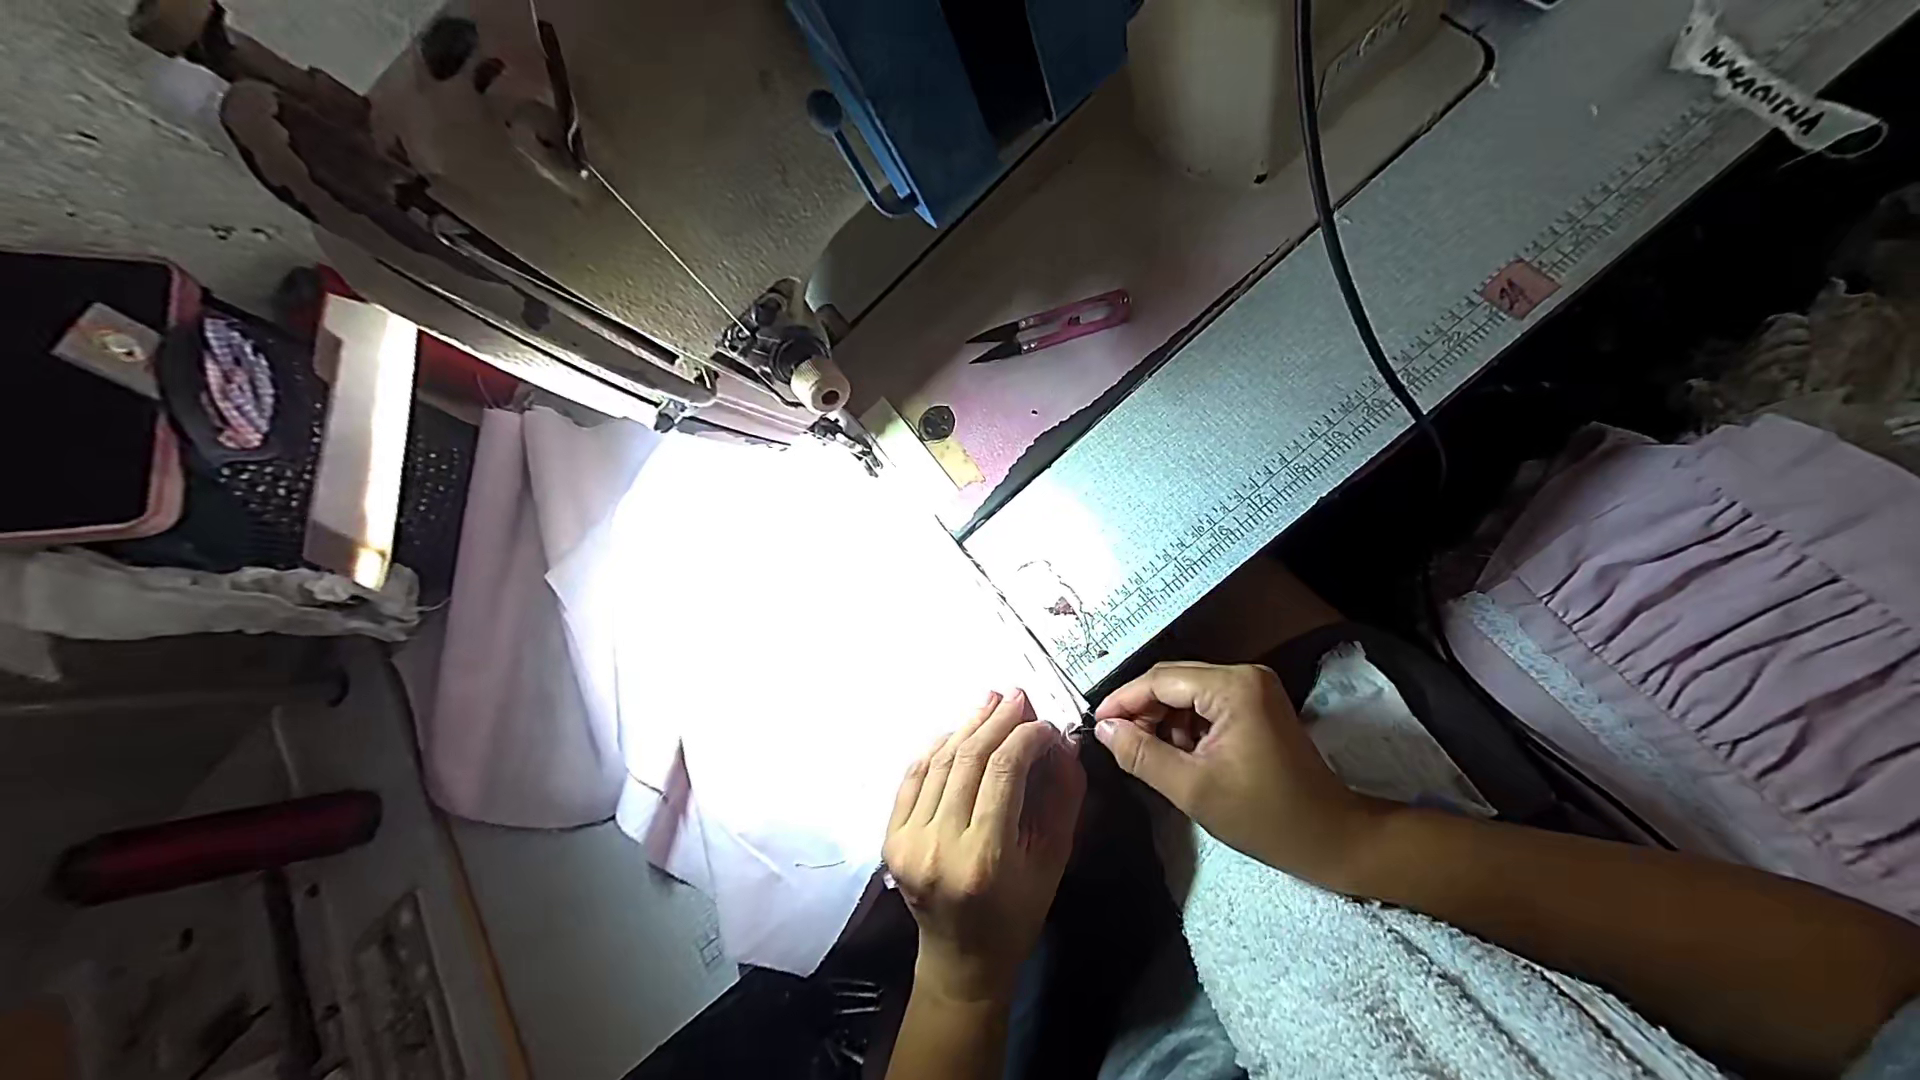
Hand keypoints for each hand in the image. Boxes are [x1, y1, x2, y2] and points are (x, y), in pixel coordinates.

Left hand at [884, 690, 1085, 1004]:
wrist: (961, 959)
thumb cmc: (1016, 914)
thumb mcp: (1053, 861)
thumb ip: (1061, 799)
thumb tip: (1063, 743)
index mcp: (983, 858)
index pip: (1003, 772)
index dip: (1026, 737)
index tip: (1045, 725)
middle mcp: (937, 846)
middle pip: (968, 760)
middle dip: (997, 721)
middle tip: (1017, 696)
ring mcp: (907, 840)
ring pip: (940, 762)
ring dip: (968, 726)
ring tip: (991, 702)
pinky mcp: (891, 837)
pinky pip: (914, 777)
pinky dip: (936, 748)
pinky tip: (957, 730)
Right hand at [1093, 662, 1375, 882]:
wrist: (1335, 838)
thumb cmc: (1266, 816)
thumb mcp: (1192, 788)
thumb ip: (1140, 754)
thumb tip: (1103, 729)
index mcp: (1232, 687)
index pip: (1160, 680)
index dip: (1123, 701)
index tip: (1096, 724)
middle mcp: (1242, 675)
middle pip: (1172, 681)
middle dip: (1142, 710)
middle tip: (1119, 743)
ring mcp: (1252, 687)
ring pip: (1185, 693)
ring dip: (1162, 720)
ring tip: (1149, 754)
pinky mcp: (1255, 703)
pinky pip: (1204, 703)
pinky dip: (1183, 725)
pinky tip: (1177, 753)